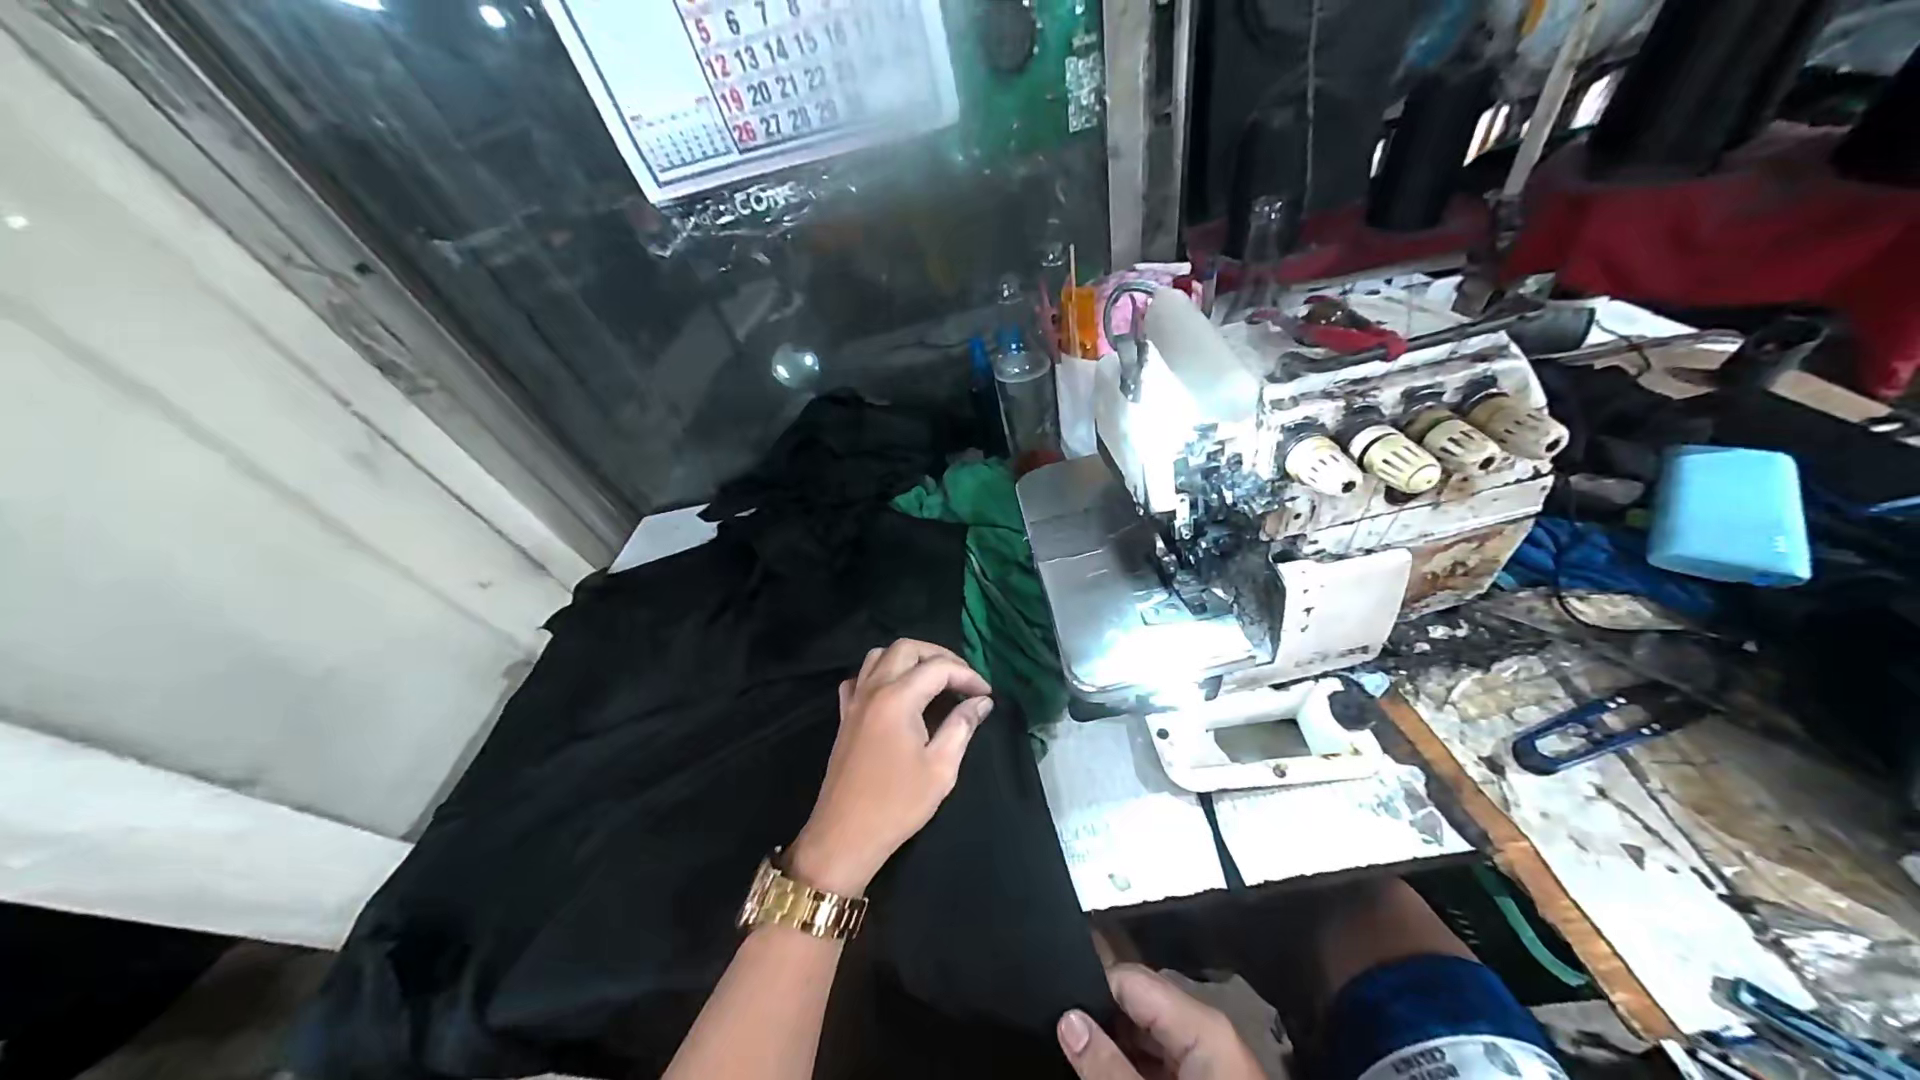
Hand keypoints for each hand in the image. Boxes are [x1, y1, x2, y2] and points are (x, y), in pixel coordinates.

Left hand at [787, 639, 993, 896]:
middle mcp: (873, 689)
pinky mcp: (845, 716)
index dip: (967, 675)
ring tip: (934, 679)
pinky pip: (861, 678)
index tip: (986, 694)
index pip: (938, 667)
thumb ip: (962, 726)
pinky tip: (895, 692)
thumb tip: (981, 701)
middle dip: (939, 656)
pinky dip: (881, 674)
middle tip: (962, 679)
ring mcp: (854, 701)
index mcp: (897, 698)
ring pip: (880, 656)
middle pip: (906, 648)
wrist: (845, 835)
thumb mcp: (941, 767)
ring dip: (909, 659)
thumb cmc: (897, 804)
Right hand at [1057, 965, 1266, 1079]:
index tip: (1052, 1005)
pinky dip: (1133, 1069)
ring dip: (1114, 1048)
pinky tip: (1104, 1077)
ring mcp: (1209, 1061)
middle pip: (1139, 1004)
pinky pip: (1161, 1063)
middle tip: (1056, 1036)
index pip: (1131, 979)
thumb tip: (1067, 1019)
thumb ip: (1107, 1068)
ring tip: (1074, 1059)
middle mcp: (1205, 1031)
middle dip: (1099, 1019)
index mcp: (1200, 1026)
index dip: (1090, 988)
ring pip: (1147, 1036)